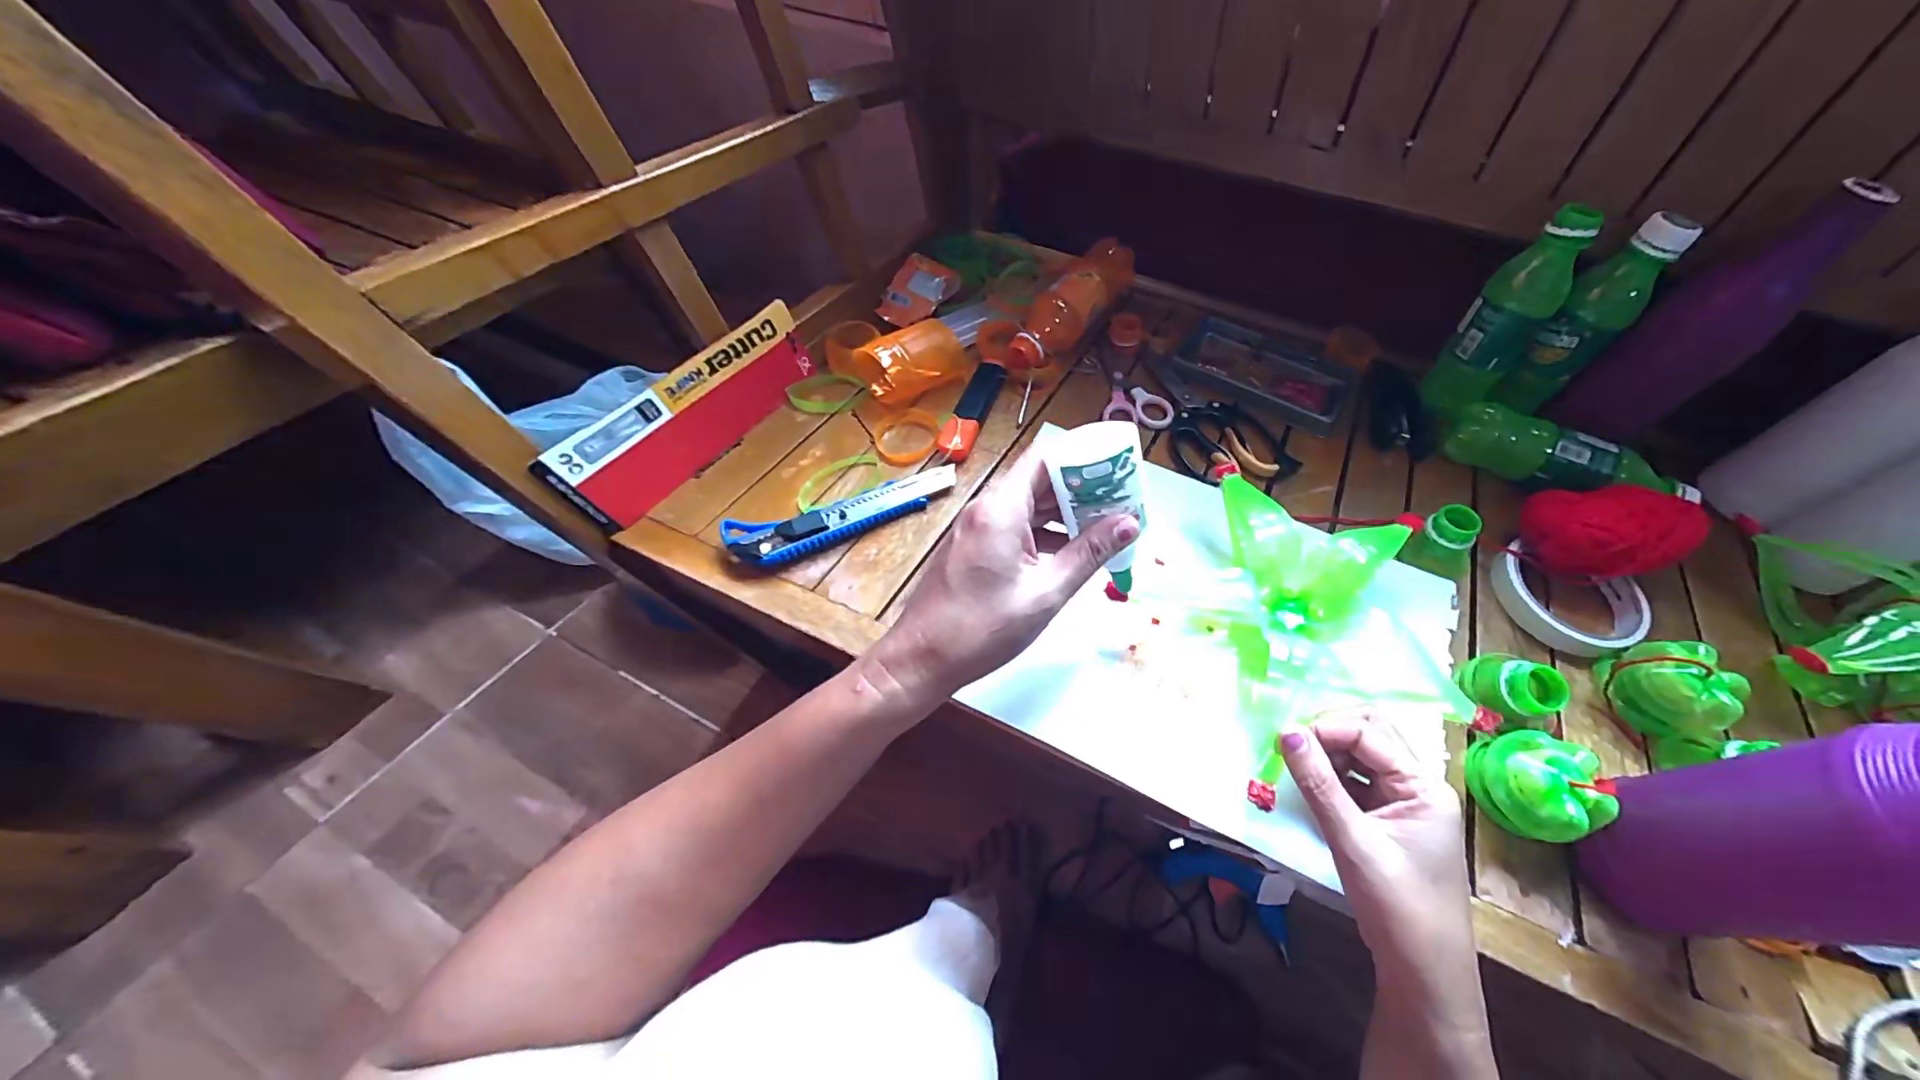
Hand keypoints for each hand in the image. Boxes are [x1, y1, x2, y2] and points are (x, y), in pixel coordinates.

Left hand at [871, 449, 1137, 701]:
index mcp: (1000, 509)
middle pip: (1041, 479)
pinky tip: (1071, 551)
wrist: (922, 658)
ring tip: (1106, 527)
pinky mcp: (975, 547)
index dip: (1085, 456)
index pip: (1047, 457)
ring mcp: (978, 527)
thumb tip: (1128, 524)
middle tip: (1123, 502)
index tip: (1119, 468)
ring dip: (1066, 513)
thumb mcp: (1045, 593)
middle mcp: (986, 509)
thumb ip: (1088, 553)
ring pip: (1030, 504)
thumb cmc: (979, 630)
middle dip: (1084, 487)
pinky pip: (1016, 525)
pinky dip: (1045, 532)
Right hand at [1278, 708, 1474, 980]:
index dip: (1326, 729)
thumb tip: (1287, 731)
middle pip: (1369, 735)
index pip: (1369, 733)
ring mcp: (1403, 803)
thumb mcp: (1352, 840)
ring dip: (1324, 755)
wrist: (1422, 971)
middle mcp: (1418, 786)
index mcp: (1424, 787)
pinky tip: (1304, 786)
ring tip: (1291, 767)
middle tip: (1289, 747)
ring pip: (1359, 756)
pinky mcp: (1386, 819)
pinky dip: (1328, 777)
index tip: (1286, 741)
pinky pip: (1354, 781)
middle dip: (1326, 734)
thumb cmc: (1396, 906)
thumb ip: (1318, 783)